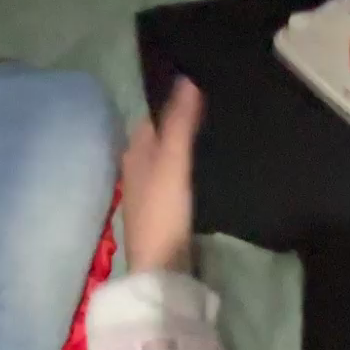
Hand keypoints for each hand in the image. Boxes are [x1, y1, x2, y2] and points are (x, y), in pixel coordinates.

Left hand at [121, 77, 204, 273]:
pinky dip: (189, 178)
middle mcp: (136, 171)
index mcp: (134, 153)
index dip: (174, 105)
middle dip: (181, 129)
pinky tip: (206, 179)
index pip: (154, 117)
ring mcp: (149, 197)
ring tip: (216, 143)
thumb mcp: (173, 163)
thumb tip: (187, 78)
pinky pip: (177, 187)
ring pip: (168, 164)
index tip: (203, 95)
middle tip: (215, 117)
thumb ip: (180, 123)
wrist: (162, 270)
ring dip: (186, 155)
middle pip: (161, 141)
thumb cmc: (164, 214)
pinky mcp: (163, 219)